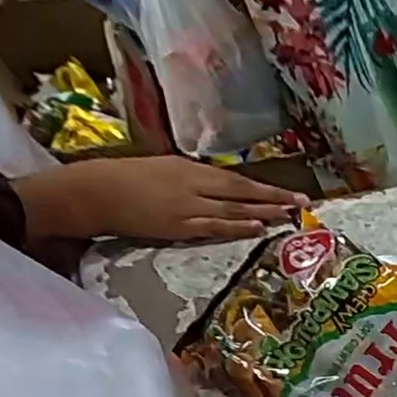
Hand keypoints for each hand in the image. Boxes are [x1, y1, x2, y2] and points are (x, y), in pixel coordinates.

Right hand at [12, 155, 307, 241]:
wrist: (92, 193)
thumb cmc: (125, 178)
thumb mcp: (165, 169)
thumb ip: (196, 180)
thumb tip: (225, 190)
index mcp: (189, 169)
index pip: (238, 180)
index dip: (267, 187)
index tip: (293, 193)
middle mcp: (193, 185)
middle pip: (242, 193)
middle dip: (275, 199)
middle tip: (304, 203)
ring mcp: (188, 207)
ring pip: (234, 210)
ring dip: (263, 213)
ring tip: (288, 216)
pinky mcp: (179, 226)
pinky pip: (215, 227)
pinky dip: (238, 227)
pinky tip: (258, 228)